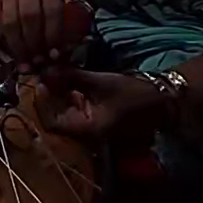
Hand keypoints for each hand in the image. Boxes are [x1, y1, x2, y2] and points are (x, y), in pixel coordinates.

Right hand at [0, 0, 71, 63]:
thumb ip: (58, 21)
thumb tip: (56, 54)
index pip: (52, 11)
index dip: (52, 35)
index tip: (54, 54)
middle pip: (29, 16)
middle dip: (34, 42)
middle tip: (37, 61)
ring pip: (11, 21)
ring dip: (18, 44)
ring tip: (24, 59)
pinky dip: (4, 37)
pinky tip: (11, 48)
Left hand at [37, 67, 171, 139]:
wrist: (161, 100)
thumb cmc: (132, 93)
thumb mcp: (99, 82)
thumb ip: (70, 77)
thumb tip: (46, 70)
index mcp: (87, 130)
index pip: (51, 124)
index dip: (42, 104)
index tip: (40, 83)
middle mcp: (85, 132)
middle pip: (54, 116)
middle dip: (47, 95)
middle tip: (44, 74)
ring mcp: (88, 126)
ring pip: (61, 111)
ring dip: (55, 93)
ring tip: (53, 73)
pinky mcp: (92, 117)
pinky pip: (71, 107)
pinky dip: (65, 94)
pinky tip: (65, 78)